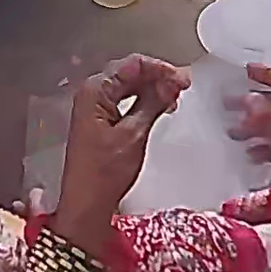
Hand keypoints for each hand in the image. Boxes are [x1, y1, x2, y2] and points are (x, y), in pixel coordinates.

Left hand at [55, 55, 189, 254]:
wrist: (86, 206)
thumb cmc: (106, 171)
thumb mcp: (134, 134)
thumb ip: (152, 103)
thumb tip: (172, 81)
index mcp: (95, 90)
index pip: (132, 65)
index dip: (160, 68)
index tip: (184, 79)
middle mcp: (92, 93)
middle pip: (130, 73)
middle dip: (158, 77)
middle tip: (184, 87)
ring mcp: (94, 107)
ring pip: (129, 87)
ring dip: (152, 89)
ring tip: (176, 97)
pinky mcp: (99, 121)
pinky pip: (125, 101)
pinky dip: (143, 102)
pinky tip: (160, 107)